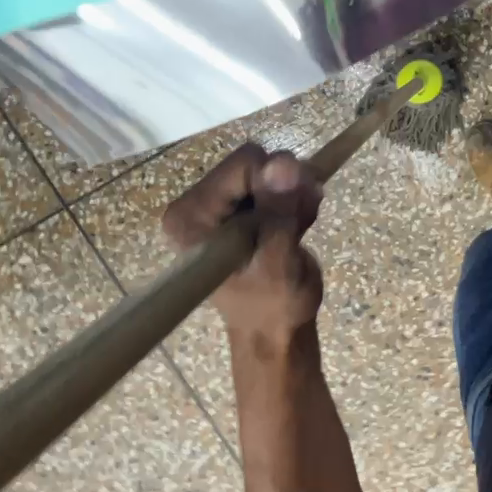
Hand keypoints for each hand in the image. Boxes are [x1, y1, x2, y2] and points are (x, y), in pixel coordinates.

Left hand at [162, 143, 323, 338]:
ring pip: (271, 167)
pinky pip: (277, 179)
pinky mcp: (238, 205)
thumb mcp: (278, 261)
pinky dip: (295, 198)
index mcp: (190, 216)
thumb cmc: (274, 305)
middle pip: (256, 161)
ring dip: (295, 194)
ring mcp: (217, 203)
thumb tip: (281, 161)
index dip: (276, 182)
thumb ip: (278, 211)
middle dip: (288, 187)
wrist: (276, 330)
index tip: (292, 211)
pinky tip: (298, 224)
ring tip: (300, 228)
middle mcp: (196, 204)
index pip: (243, 164)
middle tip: (301, 221)